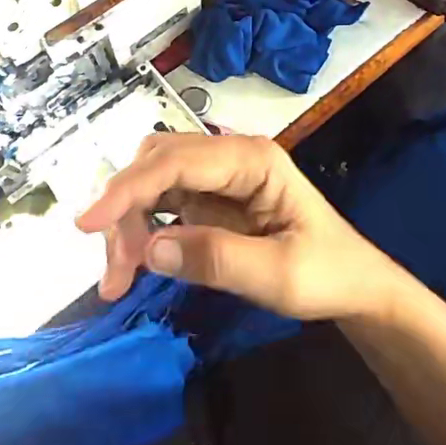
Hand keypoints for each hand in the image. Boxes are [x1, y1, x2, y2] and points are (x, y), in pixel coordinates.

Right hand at [76, 133, 402, 320]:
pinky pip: (156, 205)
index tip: (89, 223)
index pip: (175, 161)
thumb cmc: (330, 274)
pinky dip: (136, 232)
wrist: (356, 287)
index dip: (128, 188)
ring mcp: (212, 177)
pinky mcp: (203, 199)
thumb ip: (217, 259)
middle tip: (117, 271)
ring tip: (119, 279)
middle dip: (125, 212)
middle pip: (153, 165)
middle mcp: (225, 157)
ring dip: (125, 225)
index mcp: (251, 159)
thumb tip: (148, 250)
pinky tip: (130, 265)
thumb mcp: (281, 276)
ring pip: (148, 182)